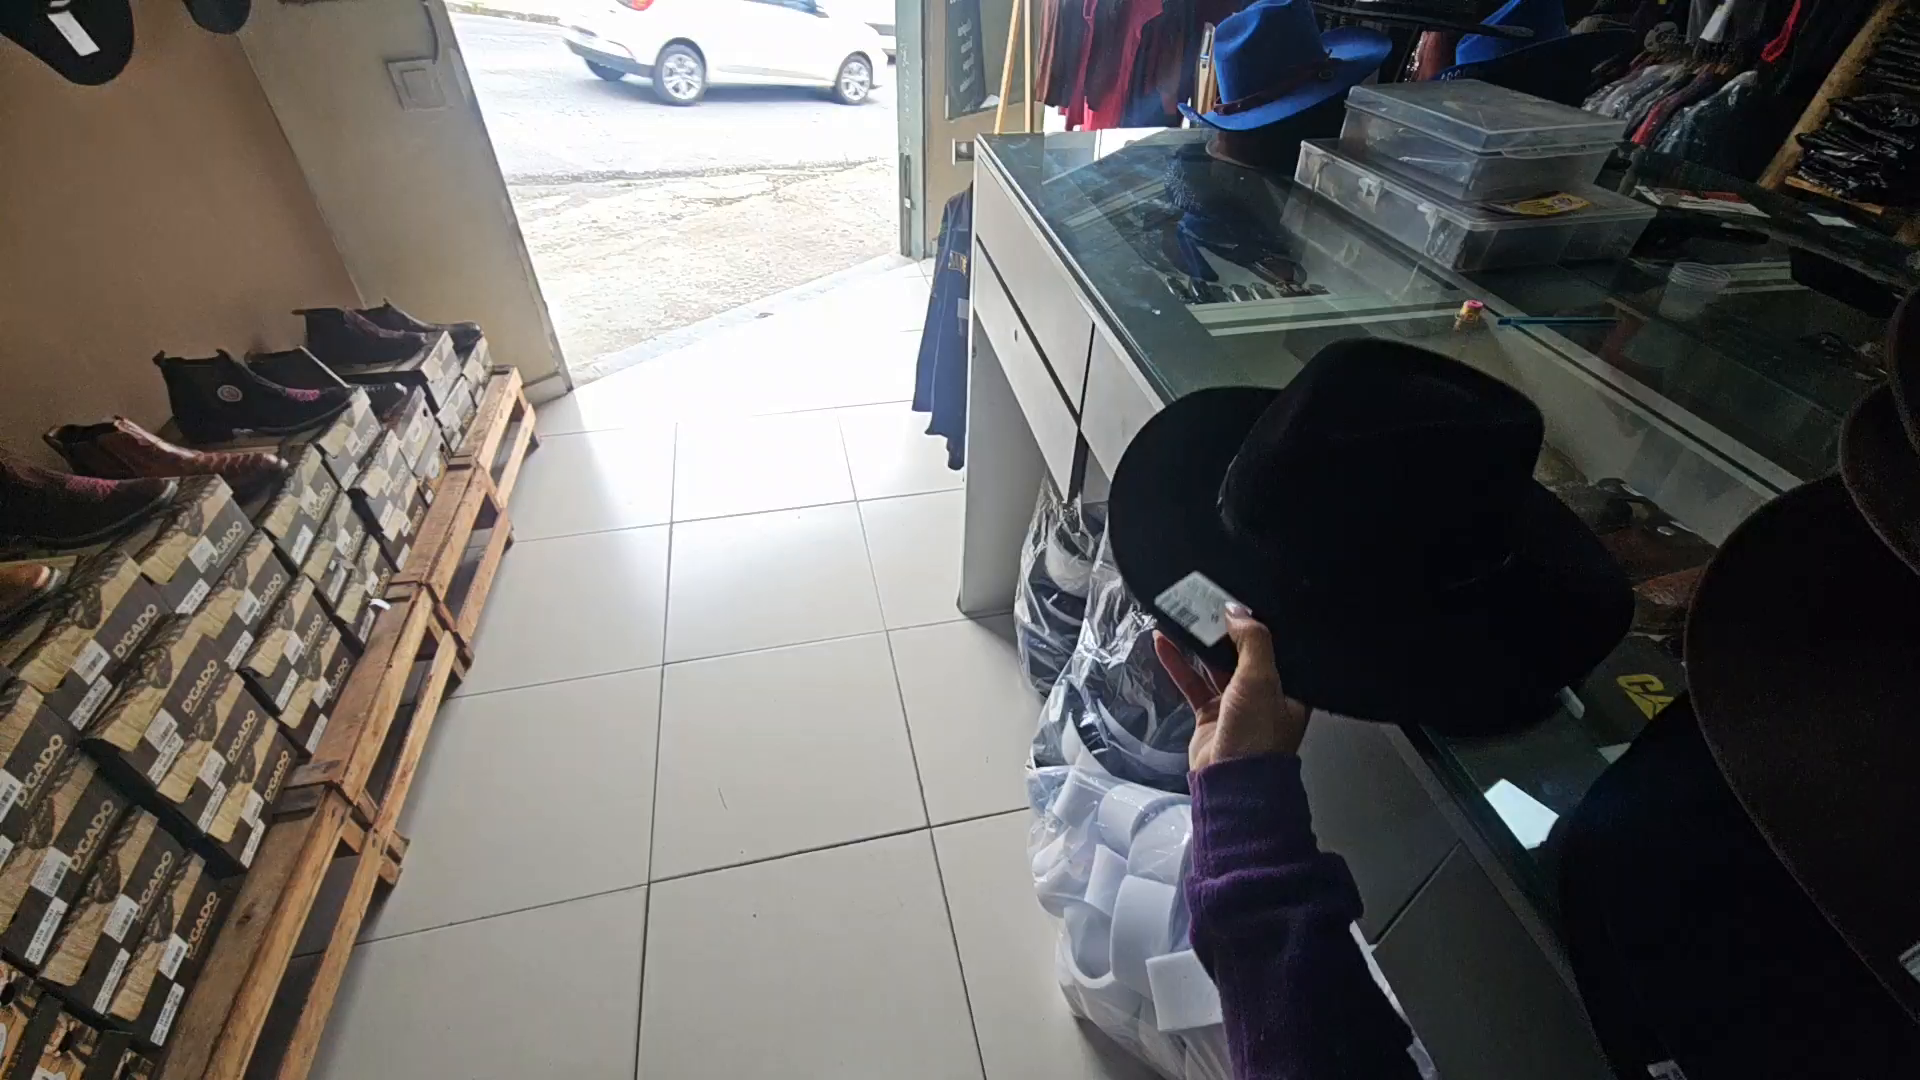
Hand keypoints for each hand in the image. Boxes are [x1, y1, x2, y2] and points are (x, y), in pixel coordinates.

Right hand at [1154, 606, 1311, 770]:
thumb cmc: (1257, 736)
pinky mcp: (1209, 713)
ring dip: (1194, 643)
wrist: (1231, 780)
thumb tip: (1235, 610)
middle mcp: (1263, 693)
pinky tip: (1163, 643)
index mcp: (1288, 686)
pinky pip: (1191, 681)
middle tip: (1202, 602)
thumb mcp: (1261, 679)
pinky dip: (1177, 662)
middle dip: (1220, 629)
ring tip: (1179, 616)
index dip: (1254, 623)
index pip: (1272, 645)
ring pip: (1212, 664)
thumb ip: (1251, 640)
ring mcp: (1234, 703)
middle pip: (1239, 652)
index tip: (1233, 600)